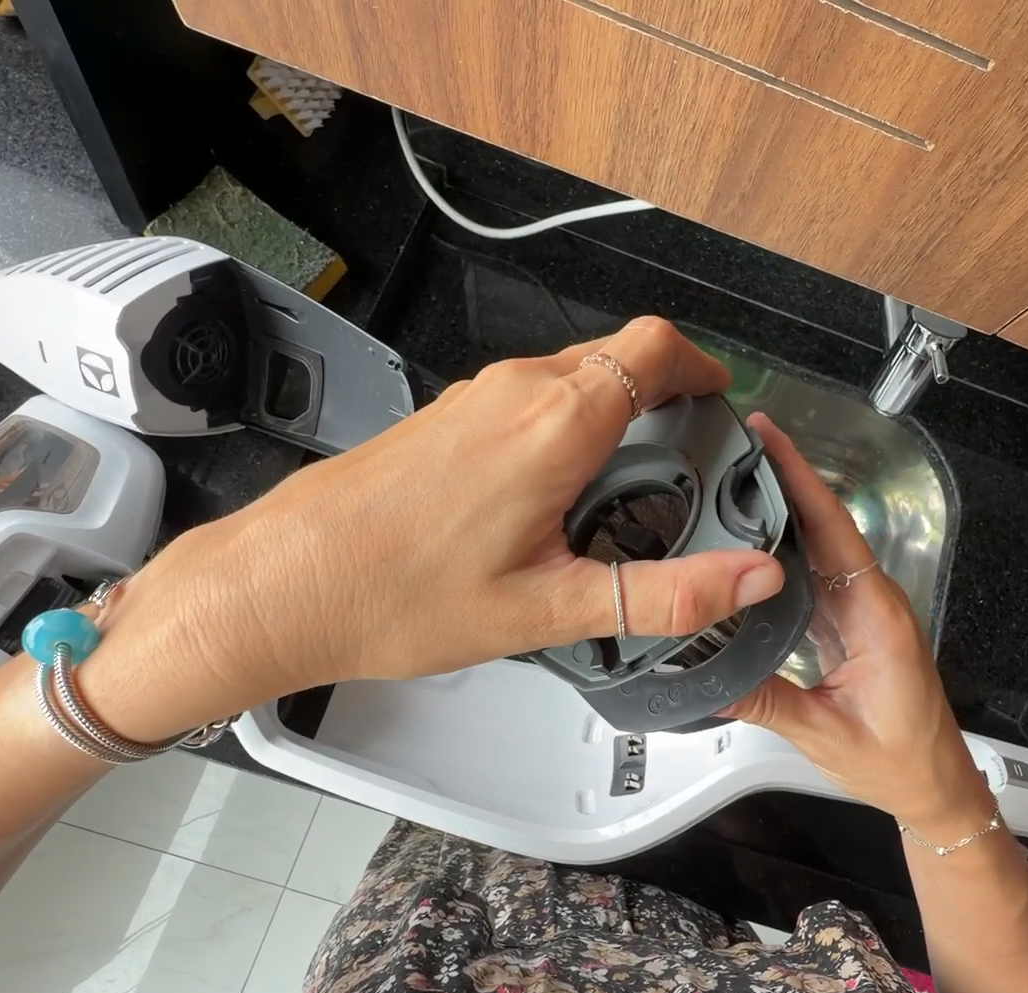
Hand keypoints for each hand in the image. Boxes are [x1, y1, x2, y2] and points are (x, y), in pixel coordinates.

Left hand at [81, 318, 787, 740]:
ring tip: (625, 493)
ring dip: (614, 417)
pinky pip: (528, 400)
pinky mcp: (446, 417)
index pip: (654, 349)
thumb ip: (662, 593)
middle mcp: (512, 391)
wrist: (280, 585)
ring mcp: (472, 398)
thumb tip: (747, 579)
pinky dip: (566, 429)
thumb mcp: (550, 608)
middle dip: (666, 399)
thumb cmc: (394, 595)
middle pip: (619, 359)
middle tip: (685, 466)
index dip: (700, 367)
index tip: (720, 401)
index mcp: (554, 422)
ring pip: (573, 378)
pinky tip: (554, 499)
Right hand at [723, 415, 993, 835]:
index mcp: (876, 615)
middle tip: (740, 444)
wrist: (936, 785)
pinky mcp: (852, 624)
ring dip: (785, 508)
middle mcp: (872, 602)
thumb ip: (766, 701)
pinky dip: (786, 550)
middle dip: (786, 478)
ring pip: (820, 546)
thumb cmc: (901, 763)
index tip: (771, 439)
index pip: (834, 529)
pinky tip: (755, 543)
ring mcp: (863, 611)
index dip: (801, 480)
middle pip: (825, 525)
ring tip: (739, 480)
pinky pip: (817, 574)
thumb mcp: (825, 735)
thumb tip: (709, 679)